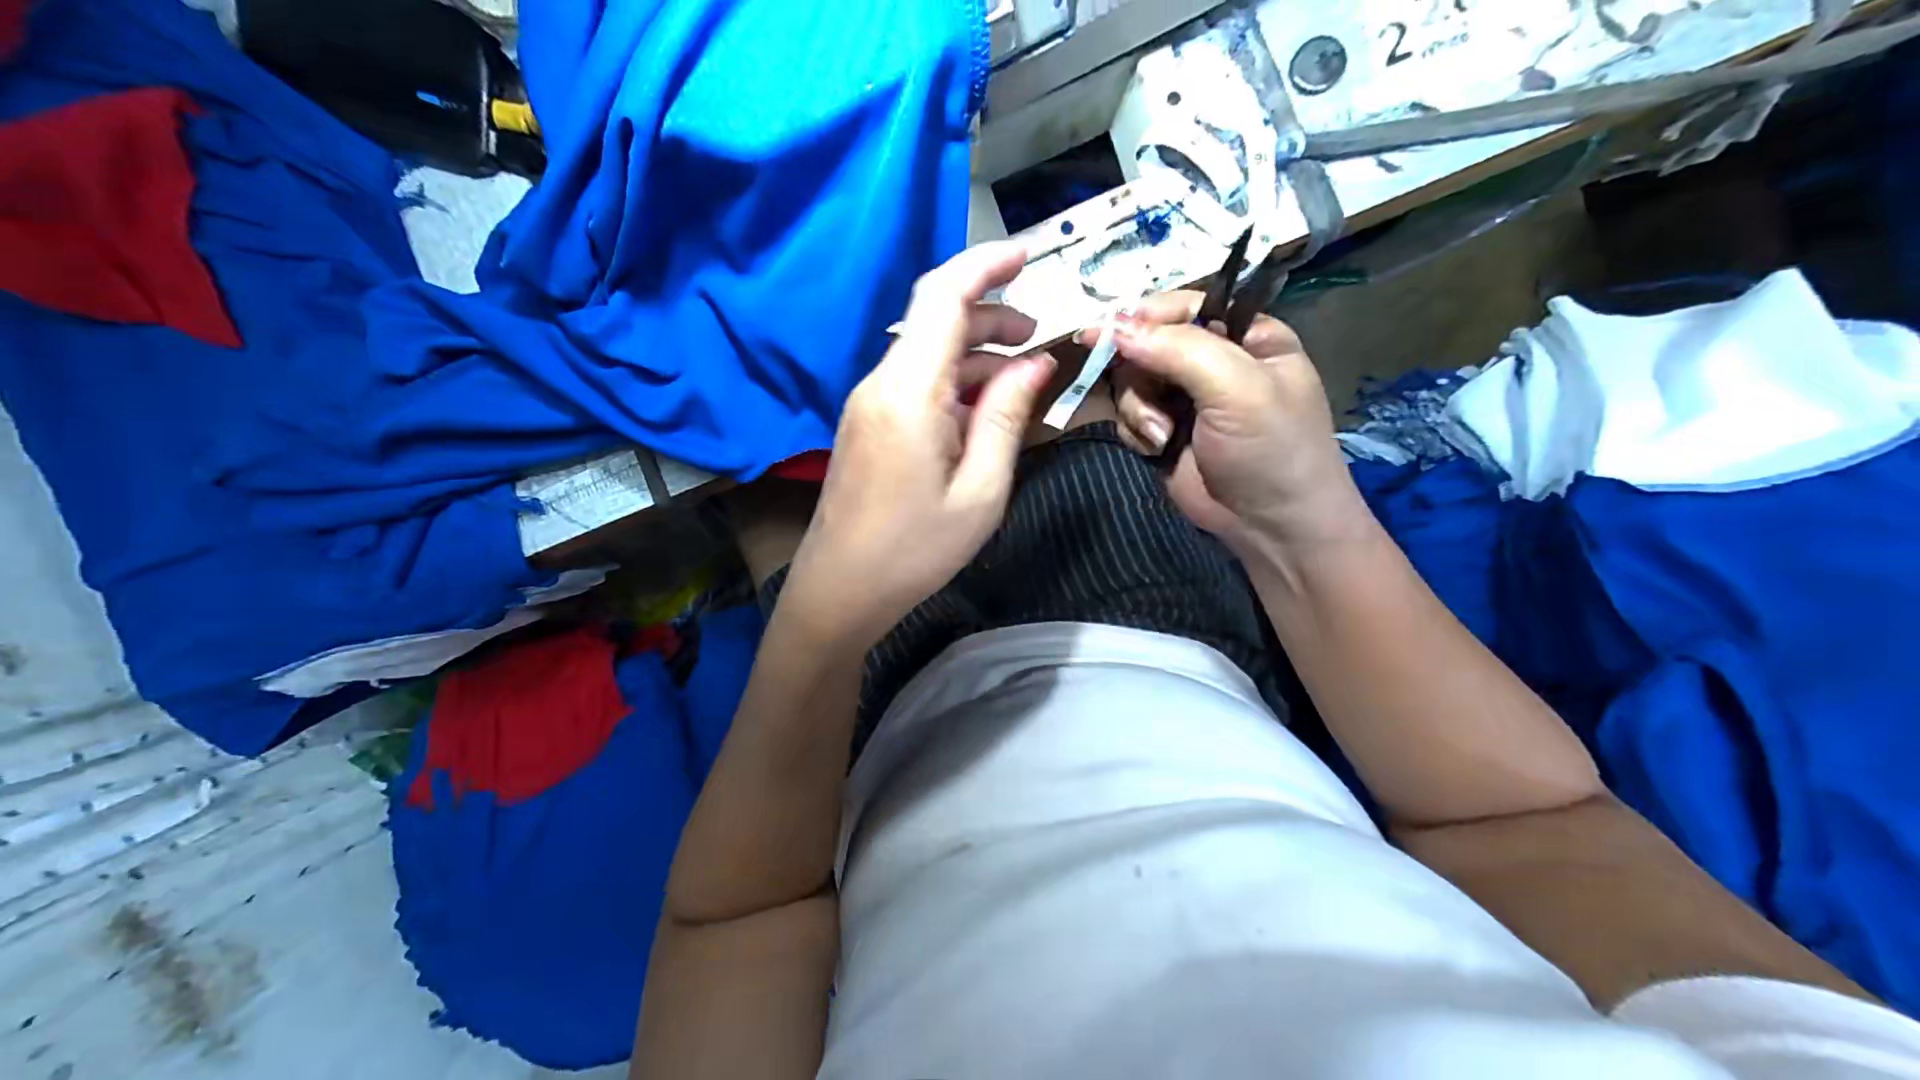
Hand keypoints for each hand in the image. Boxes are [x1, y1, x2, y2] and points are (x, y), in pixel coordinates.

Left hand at [784, 241, 1054, 643]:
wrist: (840, 590)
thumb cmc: (916, 550)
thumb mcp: (981, 489)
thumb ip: (1008, 416)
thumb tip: (1036, 364)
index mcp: (909, 391)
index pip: (943, 298)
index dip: (985, 264)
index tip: (1027, 253)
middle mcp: (880, 384)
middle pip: (934, 320)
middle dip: (990, 315)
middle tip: (1037, 337)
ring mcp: (867, 404)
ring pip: (925, 353)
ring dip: (974, 353)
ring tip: (1019, 377)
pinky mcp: (865, 425)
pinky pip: (913, 384)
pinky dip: (953, 382)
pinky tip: (982, 411)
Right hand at [1078, 291, 1366, 558]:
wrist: (1271, 527)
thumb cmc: (1269, 449)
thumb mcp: (1236, 387)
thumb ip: (1179, 350)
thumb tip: (1113, 326)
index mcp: (1245, 335)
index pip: (1185, 306)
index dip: (1145, 317)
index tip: (1107, 333)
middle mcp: (1212, 360)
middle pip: (1148, 343)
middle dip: (1140, 374)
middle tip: (1145, 399)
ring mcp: (1184, 398)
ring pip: (1130, 381)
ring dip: (1137, 409)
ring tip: (1161, 437)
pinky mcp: (1162, 432)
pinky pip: (1127, 415)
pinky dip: (1135, 431)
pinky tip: (1157, 449)